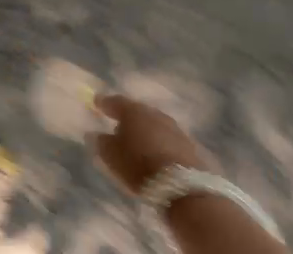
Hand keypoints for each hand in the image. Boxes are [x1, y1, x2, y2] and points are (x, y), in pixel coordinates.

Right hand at [93, 93, 211, 193]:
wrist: (188, 190)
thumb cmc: (140, 165)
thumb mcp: (110, 154)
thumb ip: (101, 141)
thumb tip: (99, 134)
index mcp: (134, 111)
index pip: (115, 101)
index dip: (105, 103)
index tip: (96, 104)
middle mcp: (157, 116)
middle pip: (141, 113)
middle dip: (131, 117)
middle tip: (120, 123)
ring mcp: (180, 132)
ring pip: (159, 127)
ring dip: (150, 132)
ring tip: (141, 141)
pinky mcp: (196, 151)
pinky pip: (173, 142)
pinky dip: (164, 145)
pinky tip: (159, 154)